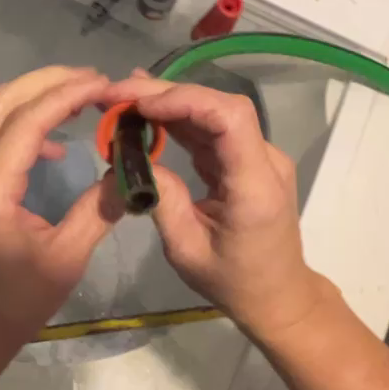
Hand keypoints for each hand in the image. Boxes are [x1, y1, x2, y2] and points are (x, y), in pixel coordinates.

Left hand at [0, 67, 123, 359]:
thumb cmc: (17, 304)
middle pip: (1, 102)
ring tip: (80, 98)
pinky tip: (56, 144)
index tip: (105, 85)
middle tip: (93, 79)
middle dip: (48, 82)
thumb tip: (129, 171)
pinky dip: (22, 124)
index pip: (28, 122)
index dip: (67, 95)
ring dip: (34, 97)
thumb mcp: (65, 260)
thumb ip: (97, 209)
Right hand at [103, 72, 331, 340]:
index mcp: (254, 185)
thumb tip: (134, 160)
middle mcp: (264, 161)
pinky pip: (212, 130)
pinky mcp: (246, 160)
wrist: (276, 295)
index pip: (230, 119)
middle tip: (112, 95)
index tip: (139, 106)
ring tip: (119, 100)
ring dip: (166, 103)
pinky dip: (177, 119)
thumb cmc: (232, 282)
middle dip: (164, 94)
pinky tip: (144, 113)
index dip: (184, 100)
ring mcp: (259, 157)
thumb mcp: (186, 251)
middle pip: (218, 106)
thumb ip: (162, 201)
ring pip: (213, 112)